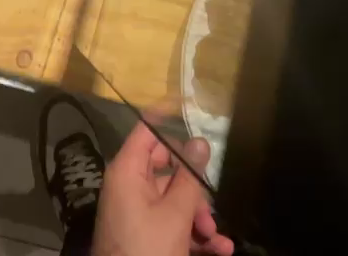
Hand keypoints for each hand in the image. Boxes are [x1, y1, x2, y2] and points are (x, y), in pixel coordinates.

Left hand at [92, 124, 234, 255]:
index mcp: (128, 172)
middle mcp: (129, 187)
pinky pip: (171, 225)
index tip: (190, 106)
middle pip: (167, 169)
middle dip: (195, 187)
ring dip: (200, 218)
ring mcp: (136, 215)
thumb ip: (189, 177)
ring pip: (174, 201)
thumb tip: (199, 140)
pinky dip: (193, 235)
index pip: (146, 130)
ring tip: (218, 238)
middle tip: (212, 202)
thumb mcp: (175, 216)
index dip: (167, 116)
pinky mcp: (144, 239)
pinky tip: (219, 250)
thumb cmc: (147, 252)